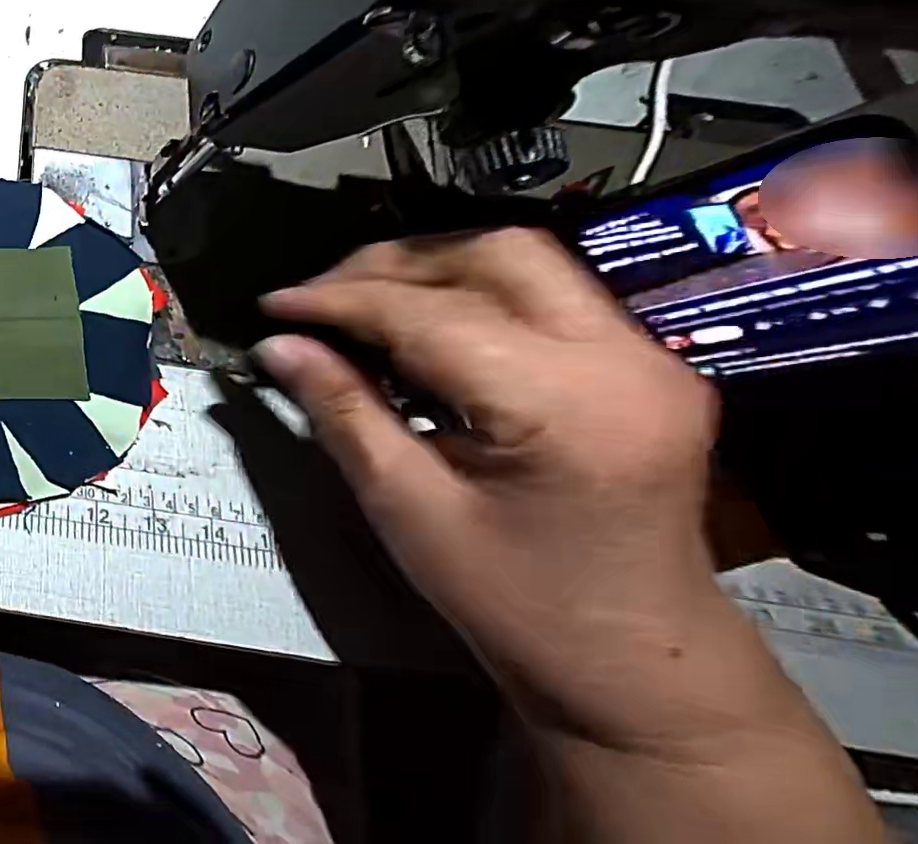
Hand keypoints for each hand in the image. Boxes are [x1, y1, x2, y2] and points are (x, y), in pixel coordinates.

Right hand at [255, 229, 739, 755]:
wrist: (630, 663)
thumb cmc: (510, 600)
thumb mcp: (405, 506)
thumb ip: (340, 409)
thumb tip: (276, 345)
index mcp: (566, 408)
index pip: (431, 315)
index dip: (340, 301)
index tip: (274, 306)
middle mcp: (623, 361)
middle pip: (494, 255)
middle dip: (389, 265)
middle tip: (318, 299)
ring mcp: (643, 357)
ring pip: (521, 260)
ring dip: (427, 269)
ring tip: (357, 302)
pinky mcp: (636, 363)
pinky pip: (539, 292)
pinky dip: (463, 290)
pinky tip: (415, 322)